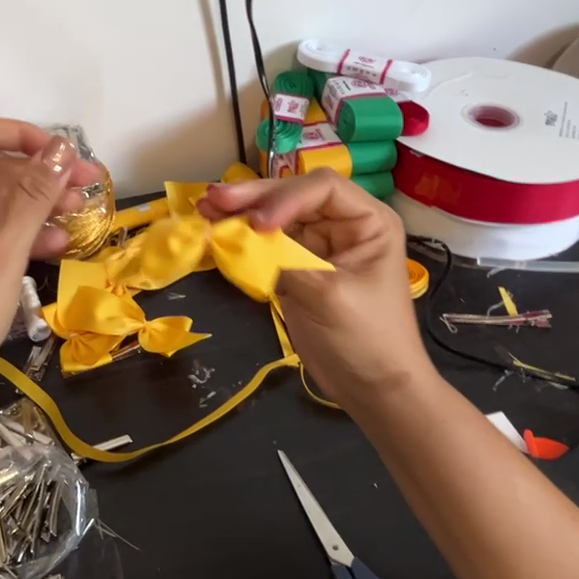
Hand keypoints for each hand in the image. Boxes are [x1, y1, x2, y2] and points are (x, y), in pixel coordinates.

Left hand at [0, 118, 102, 409]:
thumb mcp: (4, 251)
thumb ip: (33, 195)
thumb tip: (61, 147)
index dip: (26, 135)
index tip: (67, 155)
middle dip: (43, 172)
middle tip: (91, 186)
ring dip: (40, 205)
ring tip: (80, 217)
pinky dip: (24, 234)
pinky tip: (56, 248)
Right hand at [199, 171, 430, 405]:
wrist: (373, 389)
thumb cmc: (366, 338)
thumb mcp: (329, 296)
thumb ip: (285, 262)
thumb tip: (238, 238)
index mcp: (368, 221)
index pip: (321, 189)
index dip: (285, 198)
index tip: (258, 224)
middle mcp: (343, 224)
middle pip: (292, 195)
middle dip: (252, 197)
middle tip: (212, 198)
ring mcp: (318, 244)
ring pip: (274, 216)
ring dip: (240, 212)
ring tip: (205, 208)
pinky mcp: (297, 266)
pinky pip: (266, 243)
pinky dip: (241, 238)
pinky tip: (215, 231)